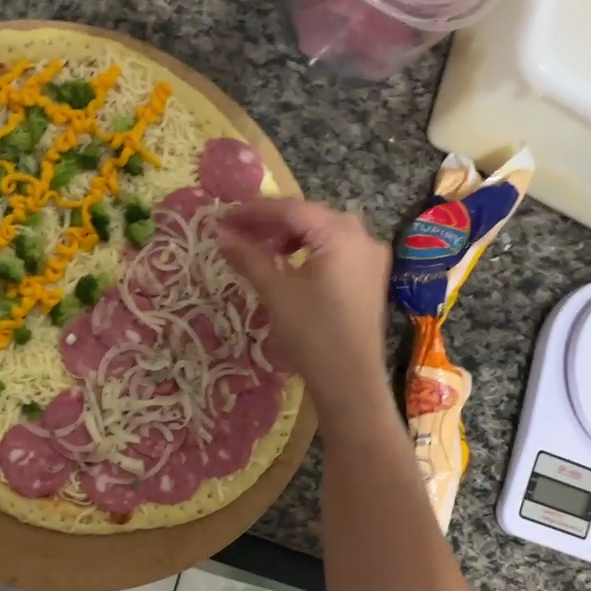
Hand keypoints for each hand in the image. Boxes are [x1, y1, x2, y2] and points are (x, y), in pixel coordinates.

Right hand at [220, 200, 398, 436]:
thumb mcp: (276, 292)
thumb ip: (249, 258)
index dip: (253, 212)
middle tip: (237, 234)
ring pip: (323, 234)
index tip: (222, 218)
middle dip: (271, 224)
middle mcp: (362, 236)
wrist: (349, 380)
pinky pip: (335, 252)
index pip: (291, 210)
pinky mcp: (369, 279)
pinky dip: (309, 252)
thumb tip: (221, 234)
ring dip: (290, 237)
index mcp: (340, 233)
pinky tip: (288, 267)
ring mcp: (370, 258)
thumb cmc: (312, 333)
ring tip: (260, 252)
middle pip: (309, 217)